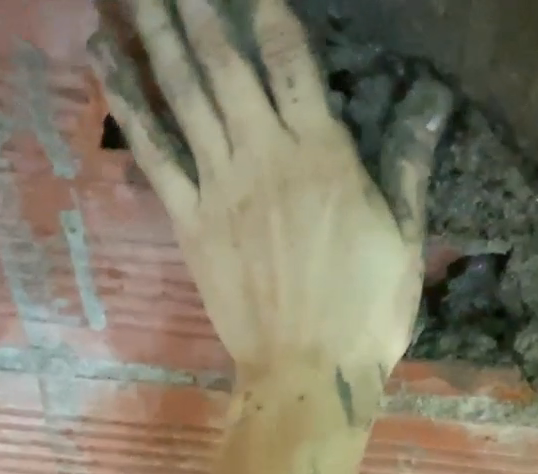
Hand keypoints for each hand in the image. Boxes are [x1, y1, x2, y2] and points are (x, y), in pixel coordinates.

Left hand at [89, 0, 451, 397]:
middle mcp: (265, 157)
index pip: (292, 67)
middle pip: (227, 68)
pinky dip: (129, 106)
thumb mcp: (404, 241)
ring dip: (159, 36)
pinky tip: (106, 64)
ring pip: (185, 96)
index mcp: (324, 158)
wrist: (309, 373)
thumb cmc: (367, 314)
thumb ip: (407, 167)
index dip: (272, 18)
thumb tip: (430, 102)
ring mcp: (221, 188)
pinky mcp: (190, 222)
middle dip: (202, 12)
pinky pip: (154, 154)